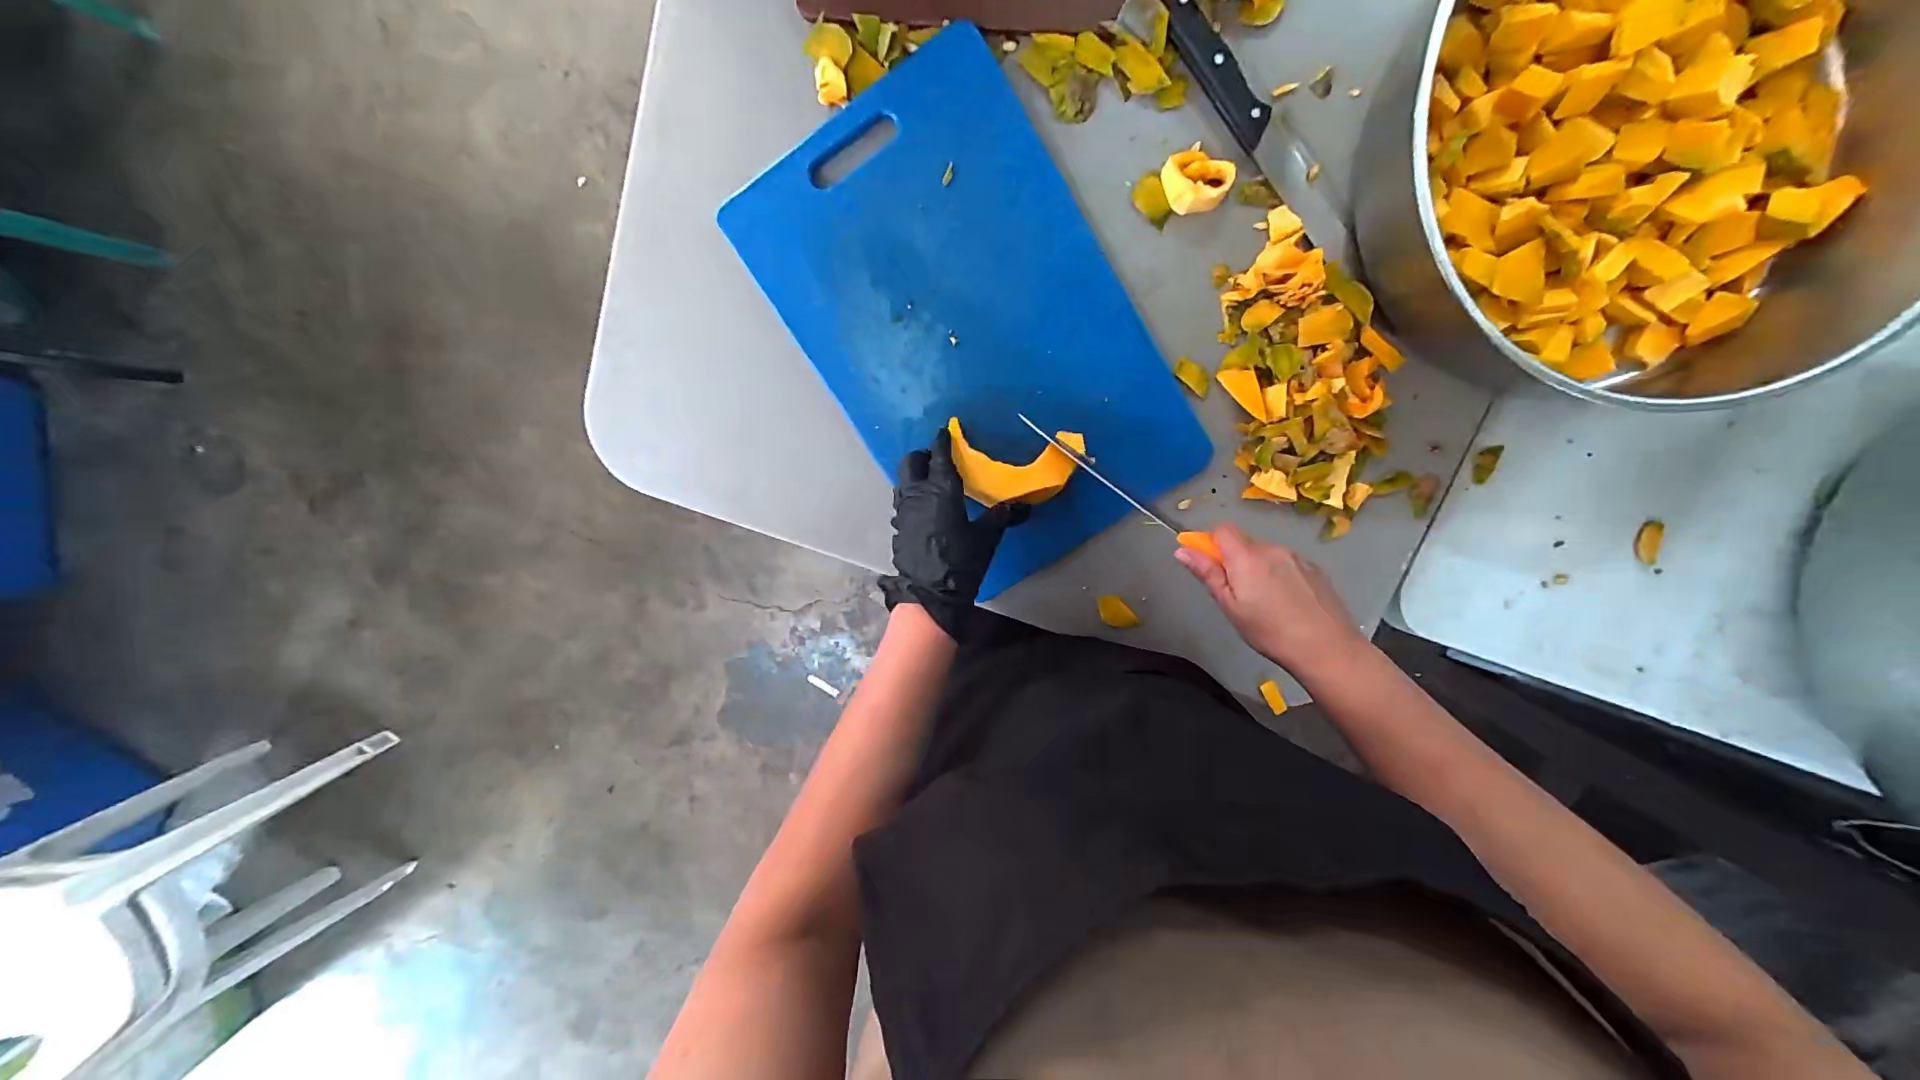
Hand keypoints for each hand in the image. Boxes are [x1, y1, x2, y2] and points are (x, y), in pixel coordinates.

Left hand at [877, 428, 1028, 641]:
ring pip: (903, 482)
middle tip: (938, 459)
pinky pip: (902, 502)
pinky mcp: (897, 527)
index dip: (942, 441)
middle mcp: (916, 494)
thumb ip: (1000, 517)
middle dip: (923, 455)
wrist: (931, 594)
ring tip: (931, 482)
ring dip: (915, 476)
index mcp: (940, 490)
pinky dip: (912, 498)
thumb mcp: (986, 538)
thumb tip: (1021, 505)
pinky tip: (924, 510)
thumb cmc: (962, 562)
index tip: (946, 431)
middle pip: (912, 462)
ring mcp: (902, 511)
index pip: (939, 455)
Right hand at [1174, 523, 1369, 678]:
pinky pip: (1286, 563)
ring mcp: (1296, 557)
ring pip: (1266, 554)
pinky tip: (1288, 603)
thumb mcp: (1230, 606)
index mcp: (1247, 556)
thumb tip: (1182, 550)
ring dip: (1258, 569)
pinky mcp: (1315, 568)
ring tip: (1266, 603)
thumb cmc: (1269, 631)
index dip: (1211, 543)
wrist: (1327, 647)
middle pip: (1244, 542)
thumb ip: (1207, 574)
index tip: (1212, 567)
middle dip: (1235, 561)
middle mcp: (1272, 548)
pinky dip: (1279, 575)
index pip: (1222, 529)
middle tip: (1239, 594)